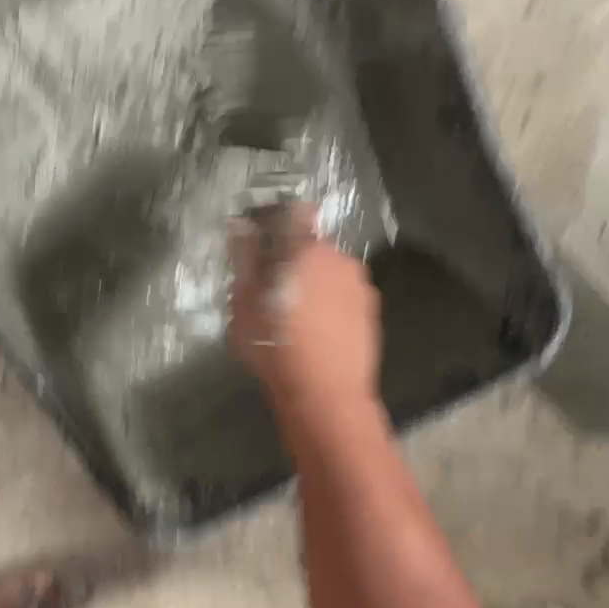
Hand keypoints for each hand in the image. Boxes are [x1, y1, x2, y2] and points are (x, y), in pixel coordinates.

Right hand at [227, 204, 381, 411]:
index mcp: (307, 250)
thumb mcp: (244, 302)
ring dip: (308, 282)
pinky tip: (311, 331)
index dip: (274, 221)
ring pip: (327, 272)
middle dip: (288, 260)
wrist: (326, 394)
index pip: (294, 213)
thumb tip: (238, 224)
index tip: (257, 241)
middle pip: (310, 246)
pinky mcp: (370, 313)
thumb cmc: (276, 344)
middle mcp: (340, 259)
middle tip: (265, 289)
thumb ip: (243, 258)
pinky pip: (340, 296)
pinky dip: (325, 304)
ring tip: (288, 315)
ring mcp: (360, 287)